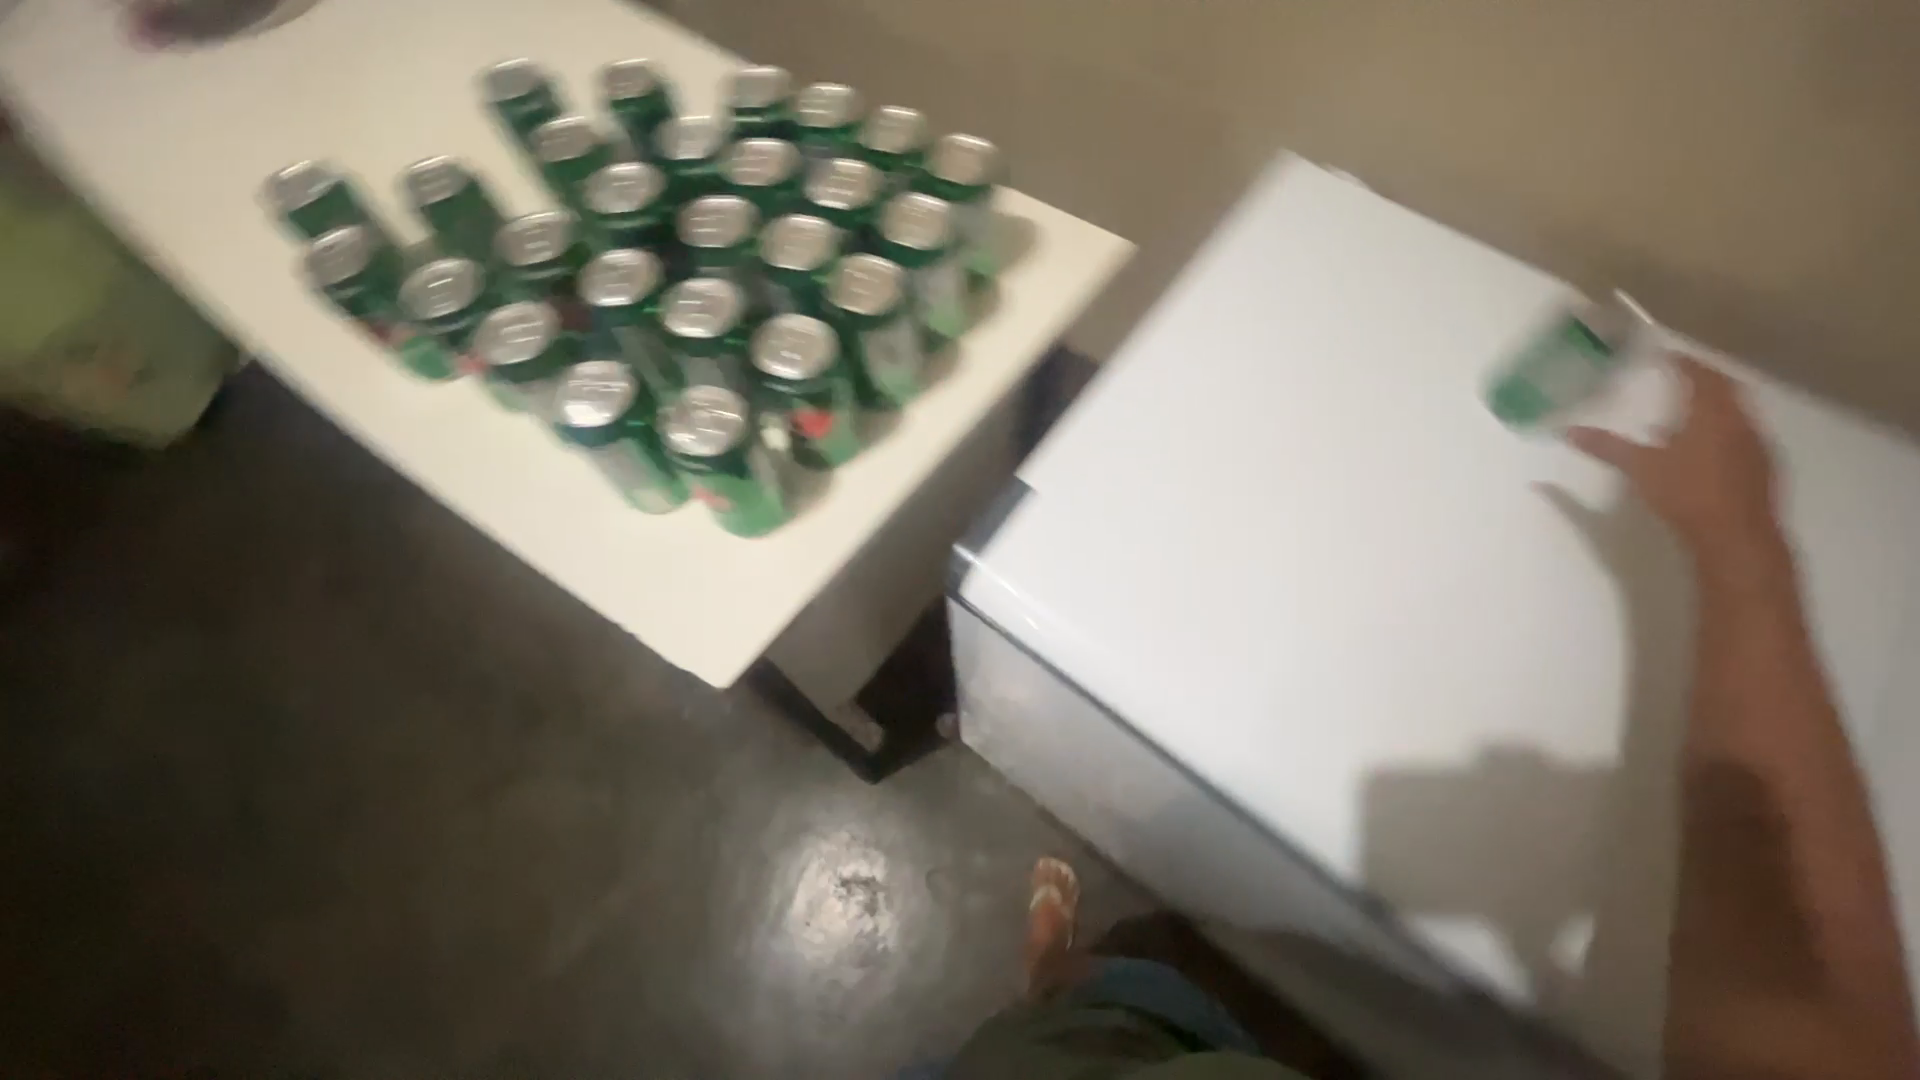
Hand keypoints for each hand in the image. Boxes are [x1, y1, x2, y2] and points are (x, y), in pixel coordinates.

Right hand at [1567, 355, 1786, 579]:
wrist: (1737, 535)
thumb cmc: (1686, 494)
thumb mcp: (1638, 469)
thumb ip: (1606, 447)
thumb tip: (1567, 431)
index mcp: (1713, 416)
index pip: (1702, 376)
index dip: (1684, 362)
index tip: (1666, 353)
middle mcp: (1742, 422)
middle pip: (1728, 389)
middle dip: (1704, 378)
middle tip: (1681, 373)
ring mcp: (1757, 444)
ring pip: (1737, 411)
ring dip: (1714, 404)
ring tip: (1686, 409)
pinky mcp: (1762, 466)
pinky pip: (1741, 433)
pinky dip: (1721, 428)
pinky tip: (1700, 446)